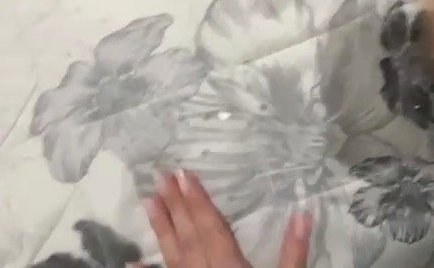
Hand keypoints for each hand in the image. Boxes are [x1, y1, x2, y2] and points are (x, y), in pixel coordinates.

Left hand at [145, 170, 310, 267]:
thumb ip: (292, 253)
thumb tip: (303, 213)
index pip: (212, 229)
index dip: (199, 201)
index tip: (184, 174)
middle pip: (189, 238)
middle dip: (176, 206)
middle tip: (159, 176)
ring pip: (173, 258)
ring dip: (160, 230)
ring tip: (147, 202)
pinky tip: (130, 263)